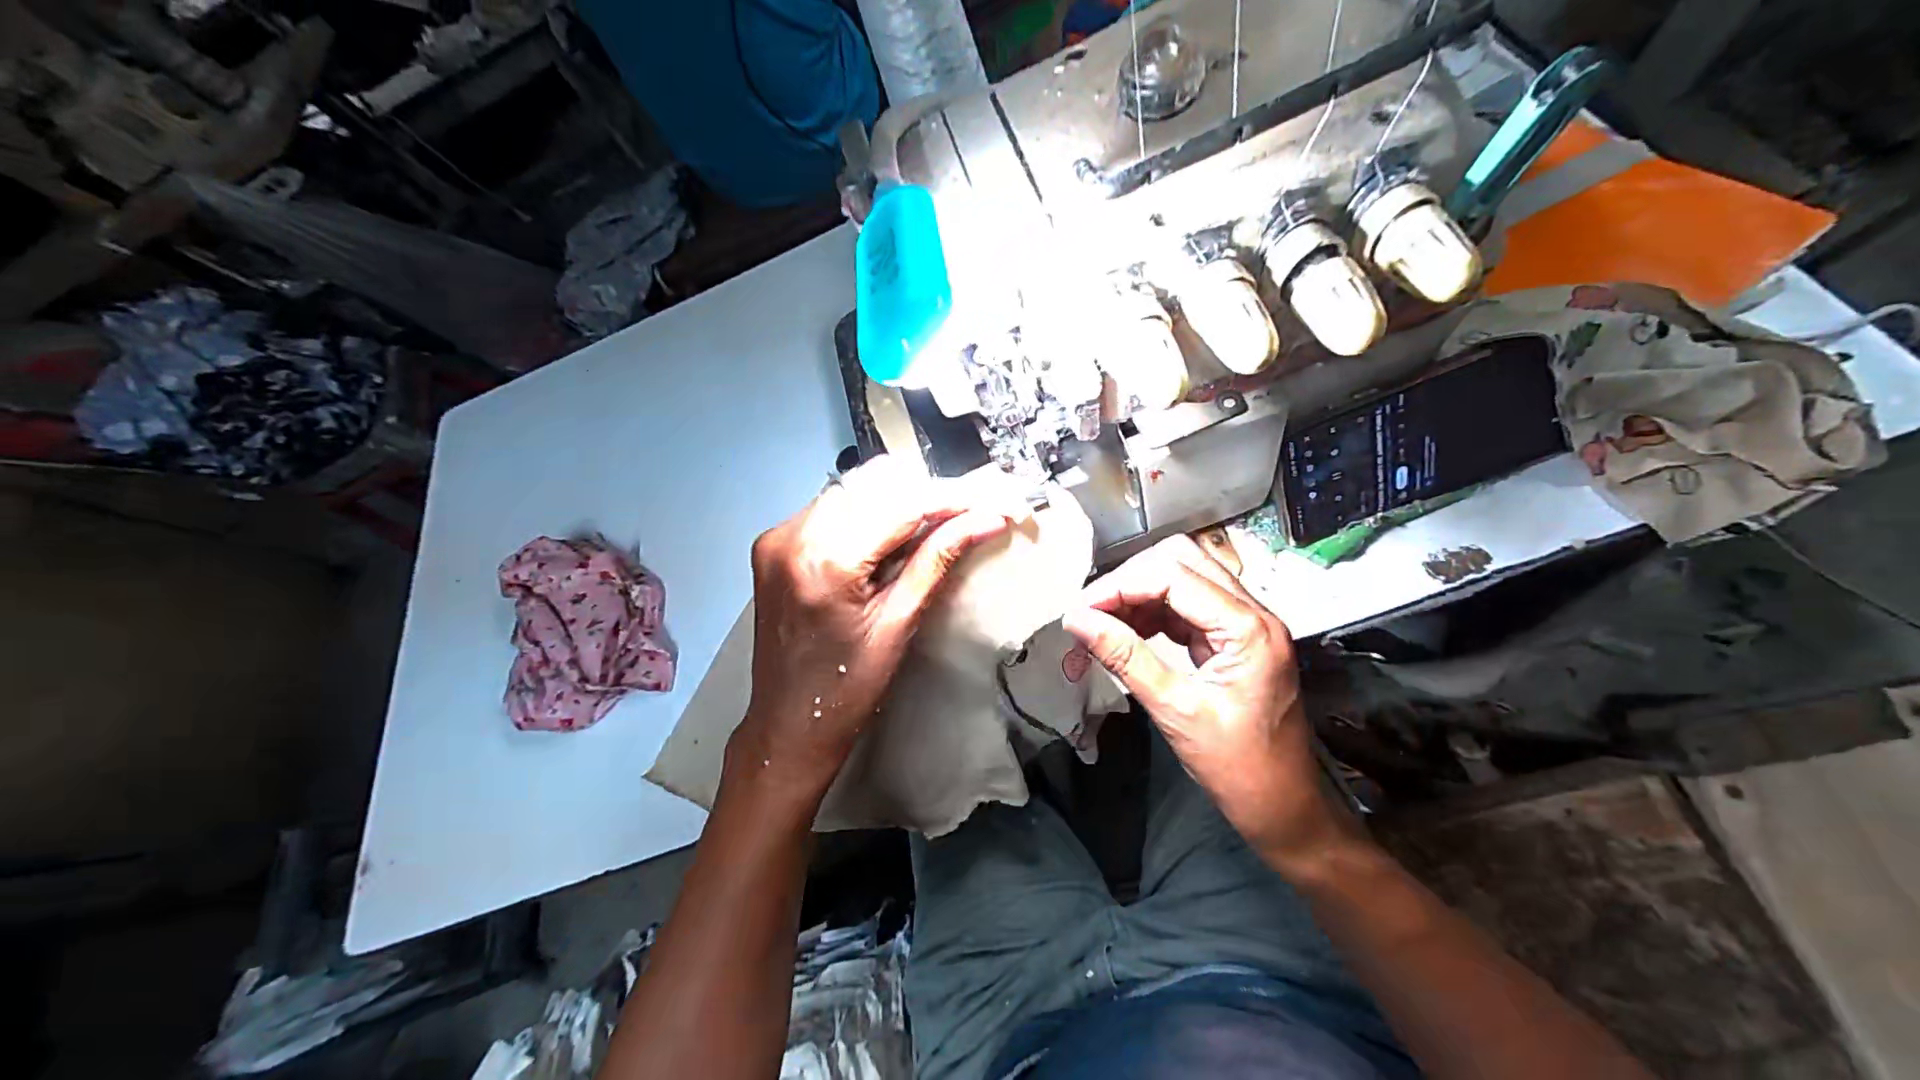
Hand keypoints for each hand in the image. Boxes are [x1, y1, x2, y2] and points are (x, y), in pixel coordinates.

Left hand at [727, 457, 1020, 809]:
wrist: (786, 727)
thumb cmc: (846, 692)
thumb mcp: (899, 624)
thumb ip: (938, 560)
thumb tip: (985, 520)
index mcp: (825, 562)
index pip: (901, 505)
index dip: (953, 499)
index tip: (992, 500)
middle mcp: (792, 538)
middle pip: (874, 485)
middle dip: (925, 495)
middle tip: (967, 514)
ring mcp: (777, 538)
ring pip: (851, 490)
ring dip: (895, 500)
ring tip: (934, 526)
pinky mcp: (773, 545)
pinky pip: (829, 508)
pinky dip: (865, 513)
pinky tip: (888, 538)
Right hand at [1060, 535, 1364, 875]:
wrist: (1283, 805)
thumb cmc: (1242, 768)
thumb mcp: (1175, 711)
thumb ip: (1126, 658)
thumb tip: (1079, 622)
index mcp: (1248, 629)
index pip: (1174, 576)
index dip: (1121, 586)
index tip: (1083, 610)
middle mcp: (1252, 615)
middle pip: (1182, 561)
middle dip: (1131, 579)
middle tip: (1093, 611)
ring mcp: (1244, 624)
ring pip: (1183, 578)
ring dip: (1139, 594)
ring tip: (1102, 623)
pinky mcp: (1232, 639)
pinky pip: (1185, 606)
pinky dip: (1151, 612)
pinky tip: (1125, 632)